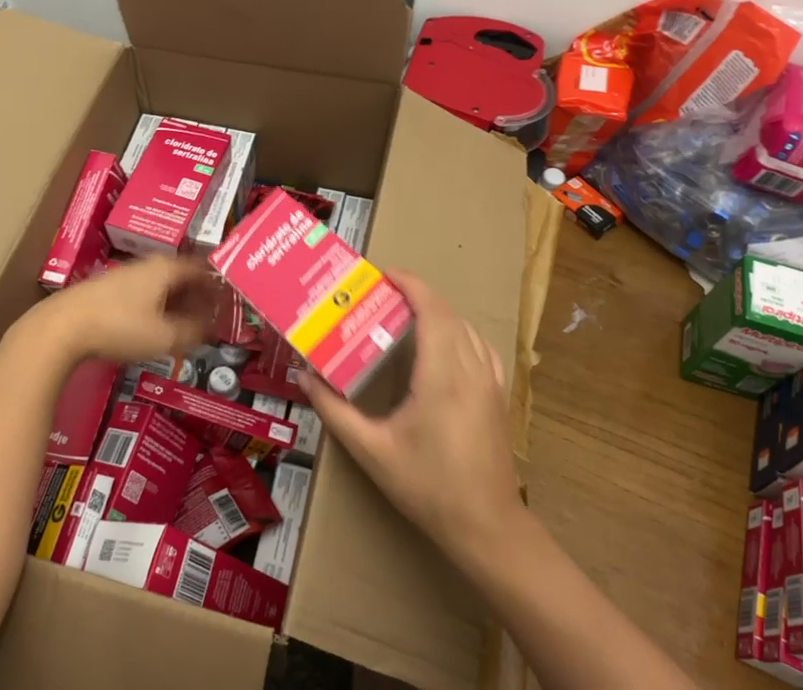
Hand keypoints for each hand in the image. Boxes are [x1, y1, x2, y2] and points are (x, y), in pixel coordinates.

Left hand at [21, 256, 221, 363]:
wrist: (62, 327)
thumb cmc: (119, 327)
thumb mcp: (164, 336)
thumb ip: (193, 332)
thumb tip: (211, 329)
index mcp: (165, 268)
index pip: (202, 269)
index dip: (219, 286)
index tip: (231, 304)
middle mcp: (147, 265)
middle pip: (182, 277)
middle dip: (199, 297)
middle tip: (213, 320)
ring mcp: (124, 276)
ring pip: (162, 287)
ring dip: (178, 305)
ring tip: (188, 328)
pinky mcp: (107, 291)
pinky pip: (144, 296)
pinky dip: (158, 309)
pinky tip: (156, 329)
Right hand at [300, 270, 525, 559]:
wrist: (486, 527)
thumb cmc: (426, 487)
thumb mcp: (371, 450)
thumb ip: (334, 410)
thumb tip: (303, 376)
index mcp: (442, 377)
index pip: (432, 311)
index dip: (410, 285)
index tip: (382, 275)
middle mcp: (471, 371)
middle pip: (448, 315)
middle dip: (417, 296)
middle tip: (379, 296)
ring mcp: (491, 384)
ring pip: (467, 329)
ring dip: (438, 314)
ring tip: (404, 316)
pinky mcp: (498, 398)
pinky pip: (480, 349)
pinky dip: (458, 334)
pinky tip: (440, 347)